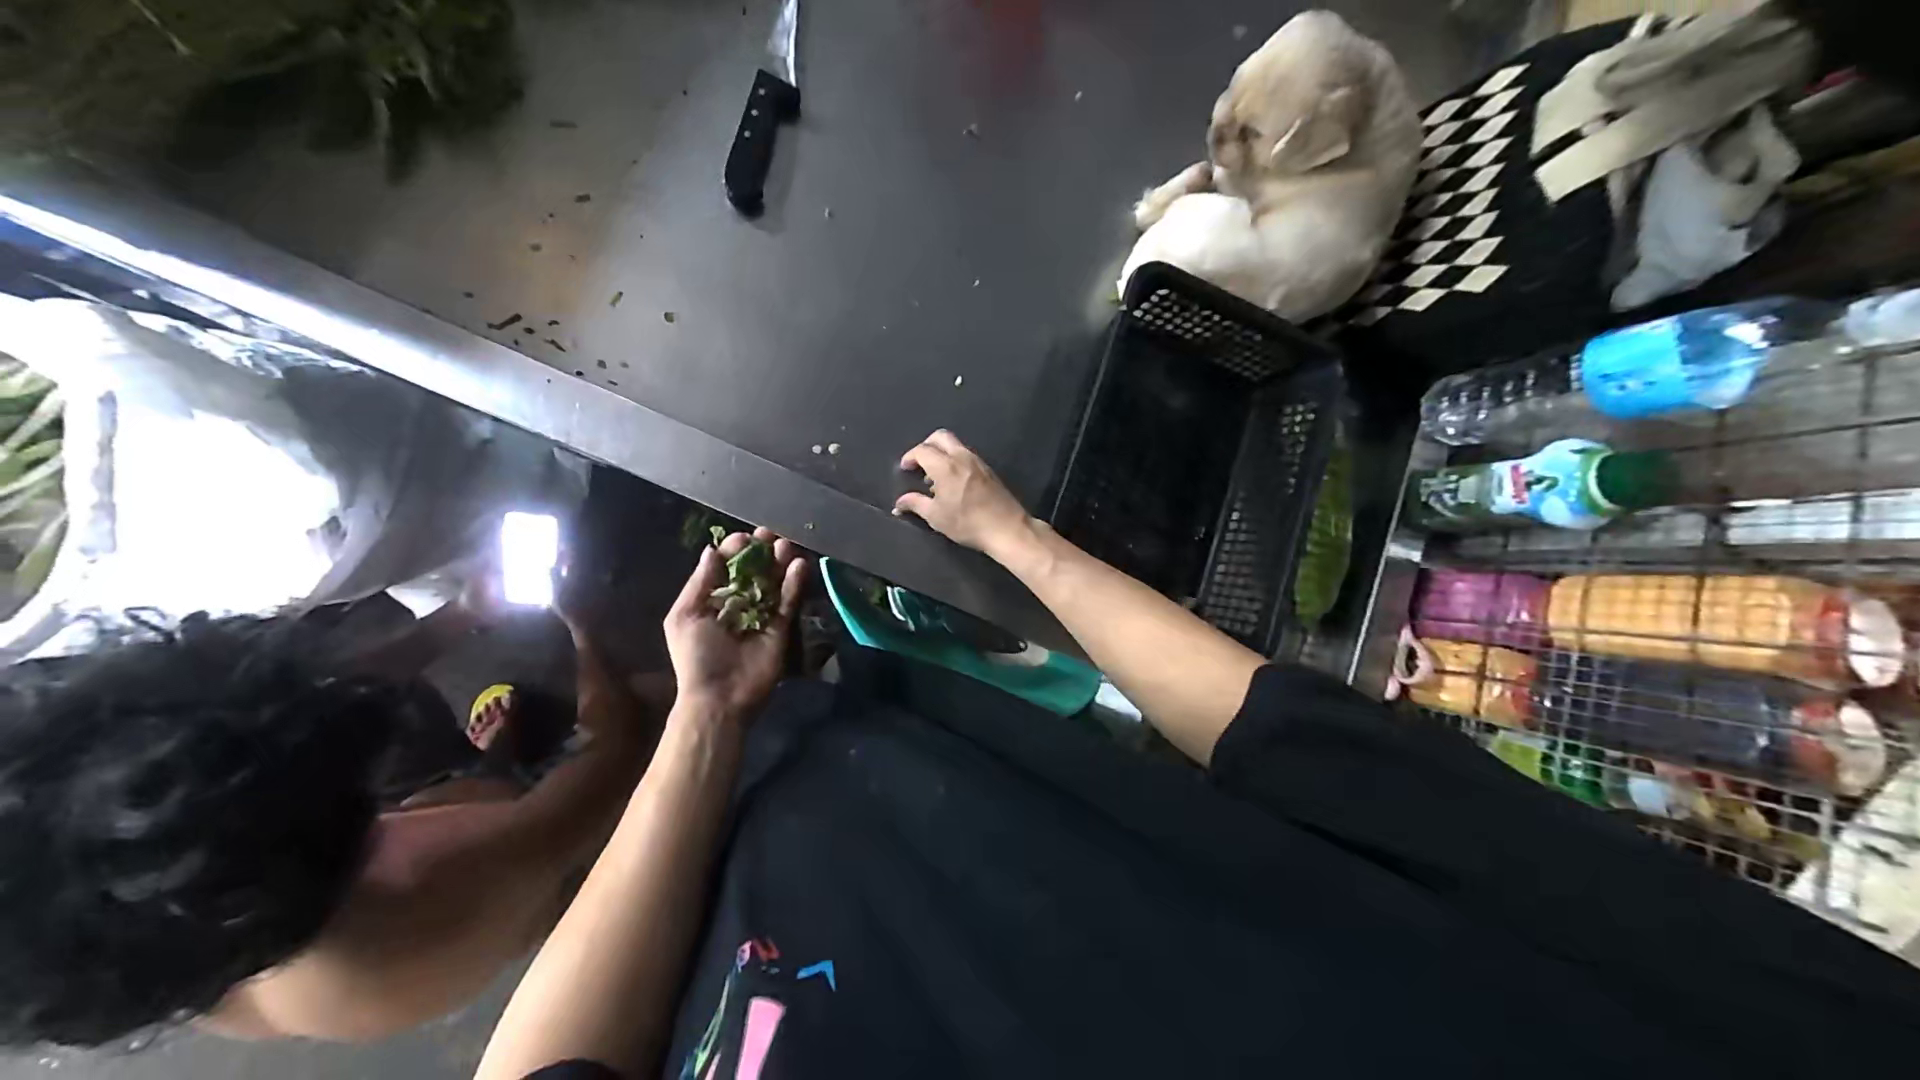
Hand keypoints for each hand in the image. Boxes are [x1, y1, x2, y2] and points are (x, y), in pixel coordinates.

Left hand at [664, 527, 807, 719]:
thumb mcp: (685, 616)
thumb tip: (711, 550)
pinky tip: (799, 565)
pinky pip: (789, 600)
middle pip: (754, 569)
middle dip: (762, 551)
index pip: (727, 565)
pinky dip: (795, 582)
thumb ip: (700, 582)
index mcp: (713, 598)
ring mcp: (763, 614)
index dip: (735, 549)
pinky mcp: (782, 627)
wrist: (719, 698)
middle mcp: (740, 602)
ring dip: (781, 562)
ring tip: (786, 546)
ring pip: (775, 581)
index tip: (744, 539)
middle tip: (771, 535)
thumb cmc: (696, 657)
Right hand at [894, 430, 1037, 562]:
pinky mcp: (988, 469)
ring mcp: (978, 461)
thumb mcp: (936, 517)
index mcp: (946, 466)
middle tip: (919, 463)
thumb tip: (900, 502)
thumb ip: (915, 504)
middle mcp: (962, 457)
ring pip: (955, 445)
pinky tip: (952, 483)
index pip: (922, 450)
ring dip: (941, 454)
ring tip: (934, 478)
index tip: (905, 468)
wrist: (1006, 528)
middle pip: (940, 437)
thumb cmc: (968, 523)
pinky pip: (966, 456)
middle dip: (926, 446)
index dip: (910, 457)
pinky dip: (954, 461)